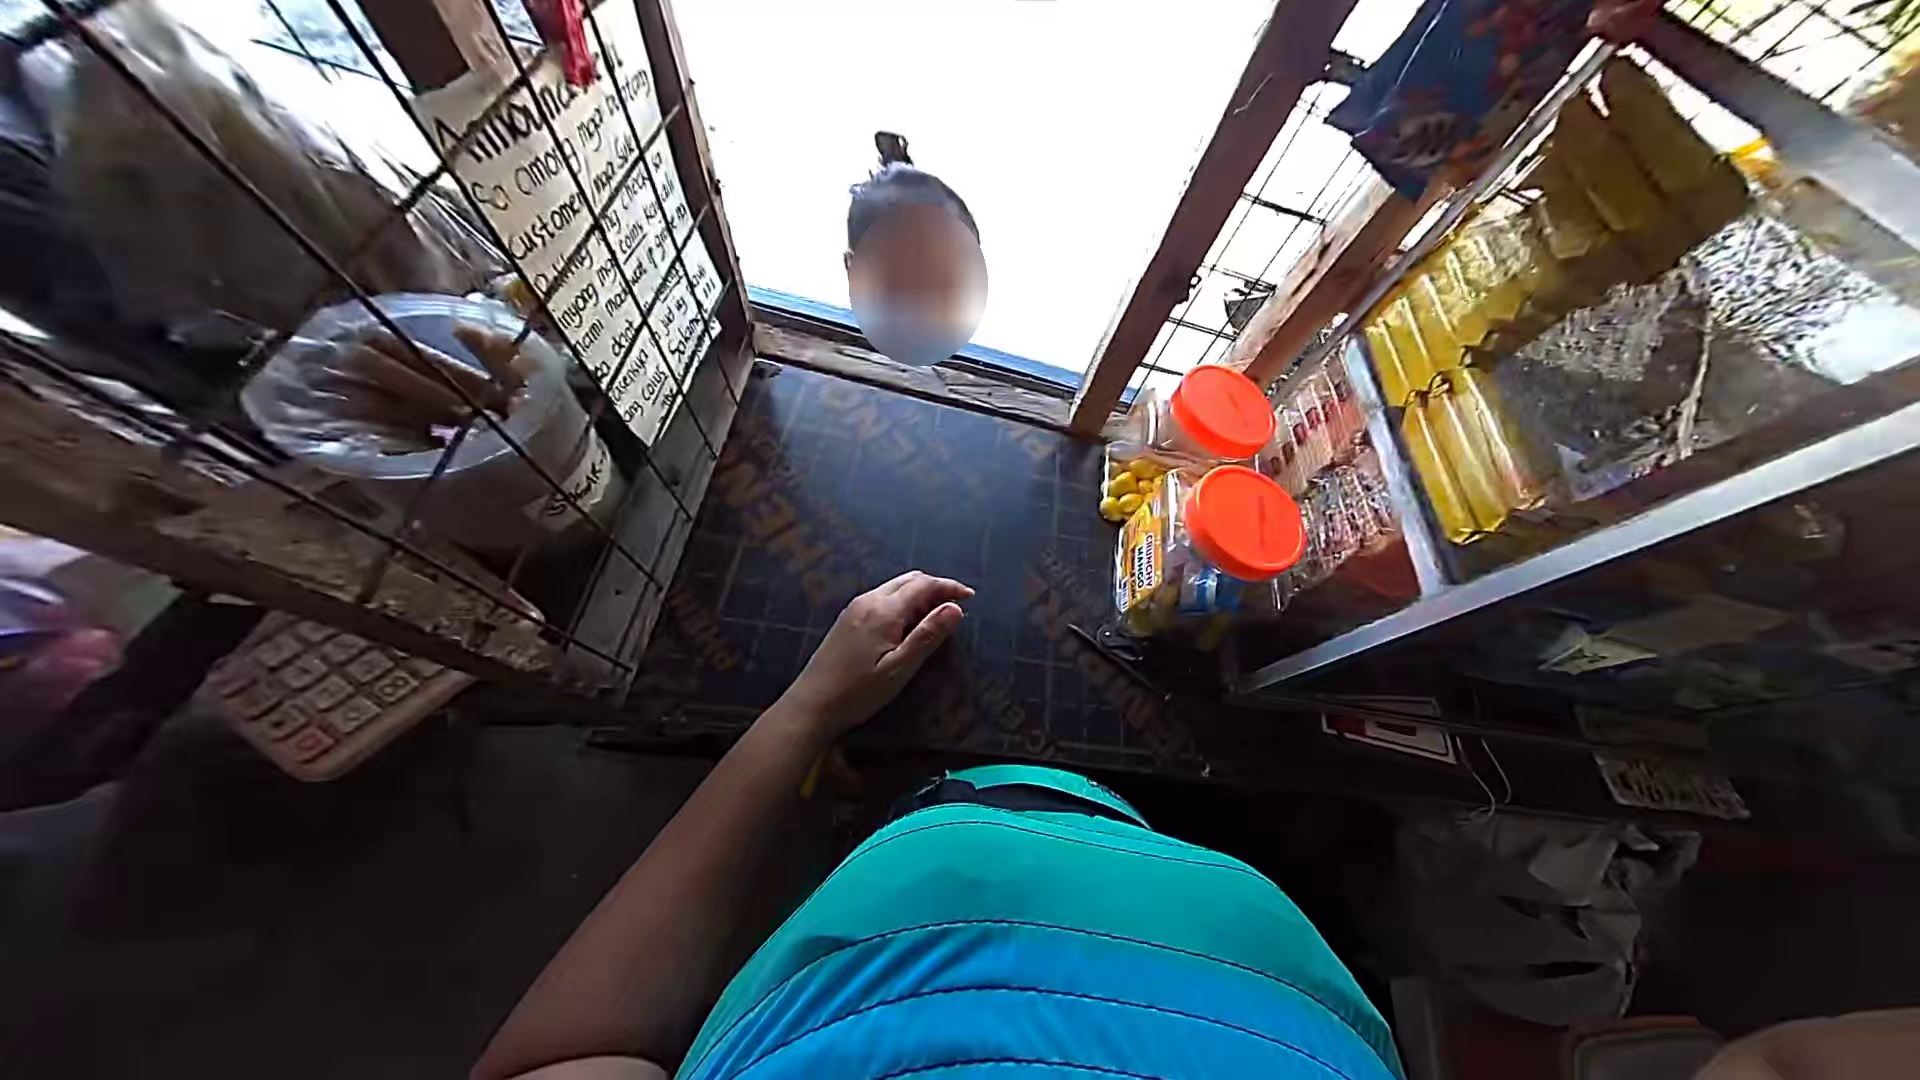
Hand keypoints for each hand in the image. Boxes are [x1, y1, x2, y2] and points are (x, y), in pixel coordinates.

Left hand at [777, 571, 972, 739]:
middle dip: (936, 588)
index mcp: (884, 610)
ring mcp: (855, 608)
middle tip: (956, 607)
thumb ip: (928, 635)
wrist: (812, 705)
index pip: (924, 585)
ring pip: (895, 587)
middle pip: (910, 580)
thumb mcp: (900, 668)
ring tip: (936, 617)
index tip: (970, 597)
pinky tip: (908, 624)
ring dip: (919, 594)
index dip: (950, 588)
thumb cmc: (858, 692)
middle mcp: (868, 601)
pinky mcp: (848, 619)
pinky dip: (903, 601)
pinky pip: (883, 597)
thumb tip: (955, 608)